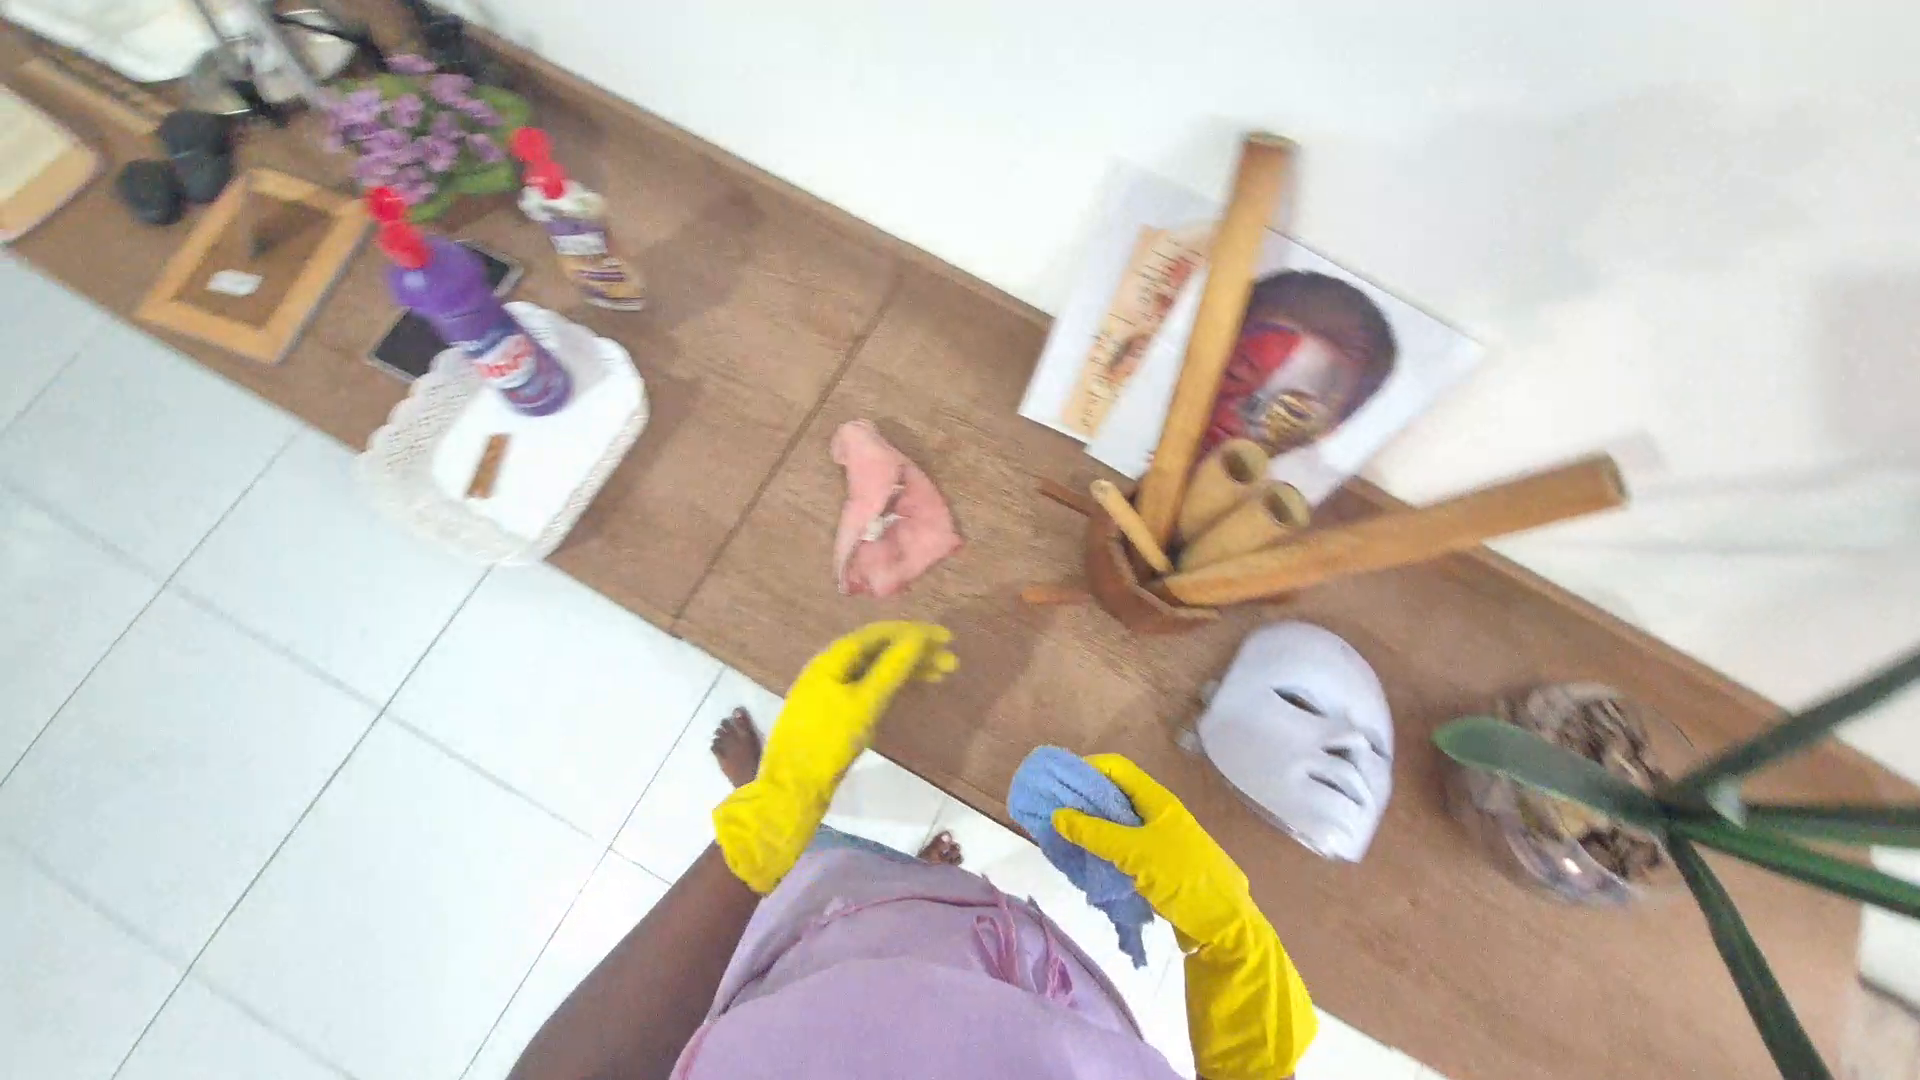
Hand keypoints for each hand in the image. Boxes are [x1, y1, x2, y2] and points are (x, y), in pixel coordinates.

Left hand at [761, 621, 956, 786]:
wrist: (792, 787)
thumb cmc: (828, 741)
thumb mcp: (865, 703)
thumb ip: (892, 668)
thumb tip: (918, 638)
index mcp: (833, 658)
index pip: (880, 633)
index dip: (915, 633)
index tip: (947, 639)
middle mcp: (831, 668)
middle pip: (879, 650)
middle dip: (915, 653)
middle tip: (951, 663)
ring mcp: (830, 690)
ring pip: (875, 670)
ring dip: (907, 670)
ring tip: (939, 677)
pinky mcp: (834, 712)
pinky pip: (868, 688)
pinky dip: (891, 687)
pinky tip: (908, 693)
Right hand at [1051, 753, 1250, 949]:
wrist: (1226, 927)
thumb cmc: (1184, 879)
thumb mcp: (1135, 853)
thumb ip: (1095, 833)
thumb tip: (1058, 815)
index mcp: (1157, 800)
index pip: (1117, 768)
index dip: (1088, 768)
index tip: (1061, 784)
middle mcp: (1158, 814)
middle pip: (1115, 794)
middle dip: (1085, 800)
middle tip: (1056, 813)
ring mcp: (1159, 840)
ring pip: (1118, 823)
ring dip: (1093, 828)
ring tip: (1066, 838)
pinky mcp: (1158, 866)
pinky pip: (1124, 848)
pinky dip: (1105, 850)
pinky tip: (1088, 861)